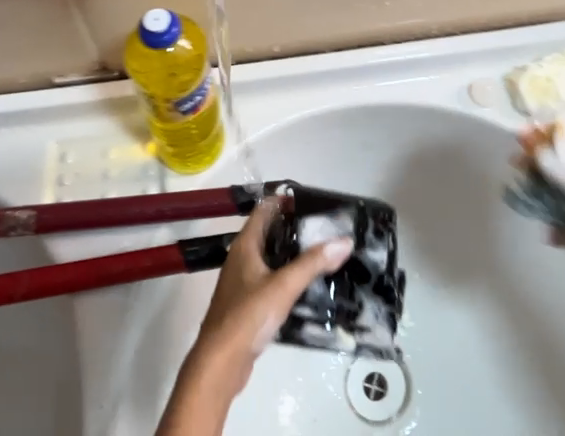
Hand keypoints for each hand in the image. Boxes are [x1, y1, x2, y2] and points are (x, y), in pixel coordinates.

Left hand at [185, 196, 353, 394]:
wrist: (220, 363)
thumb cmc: (247, 316)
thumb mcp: (283, 286)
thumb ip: (312, 263)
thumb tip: (344, 240)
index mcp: (245, 246)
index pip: (264, 210)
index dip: (284, 201)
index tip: (312, 202)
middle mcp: (241, 259)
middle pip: (268, 233)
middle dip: (294, 228)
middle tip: (325, 228)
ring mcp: (243, 282)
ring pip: (270, 258)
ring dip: (292, 254)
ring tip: (322, 253)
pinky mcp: (248, 304)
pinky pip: (271, 280)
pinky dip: (288, 277)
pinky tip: (307, 286)